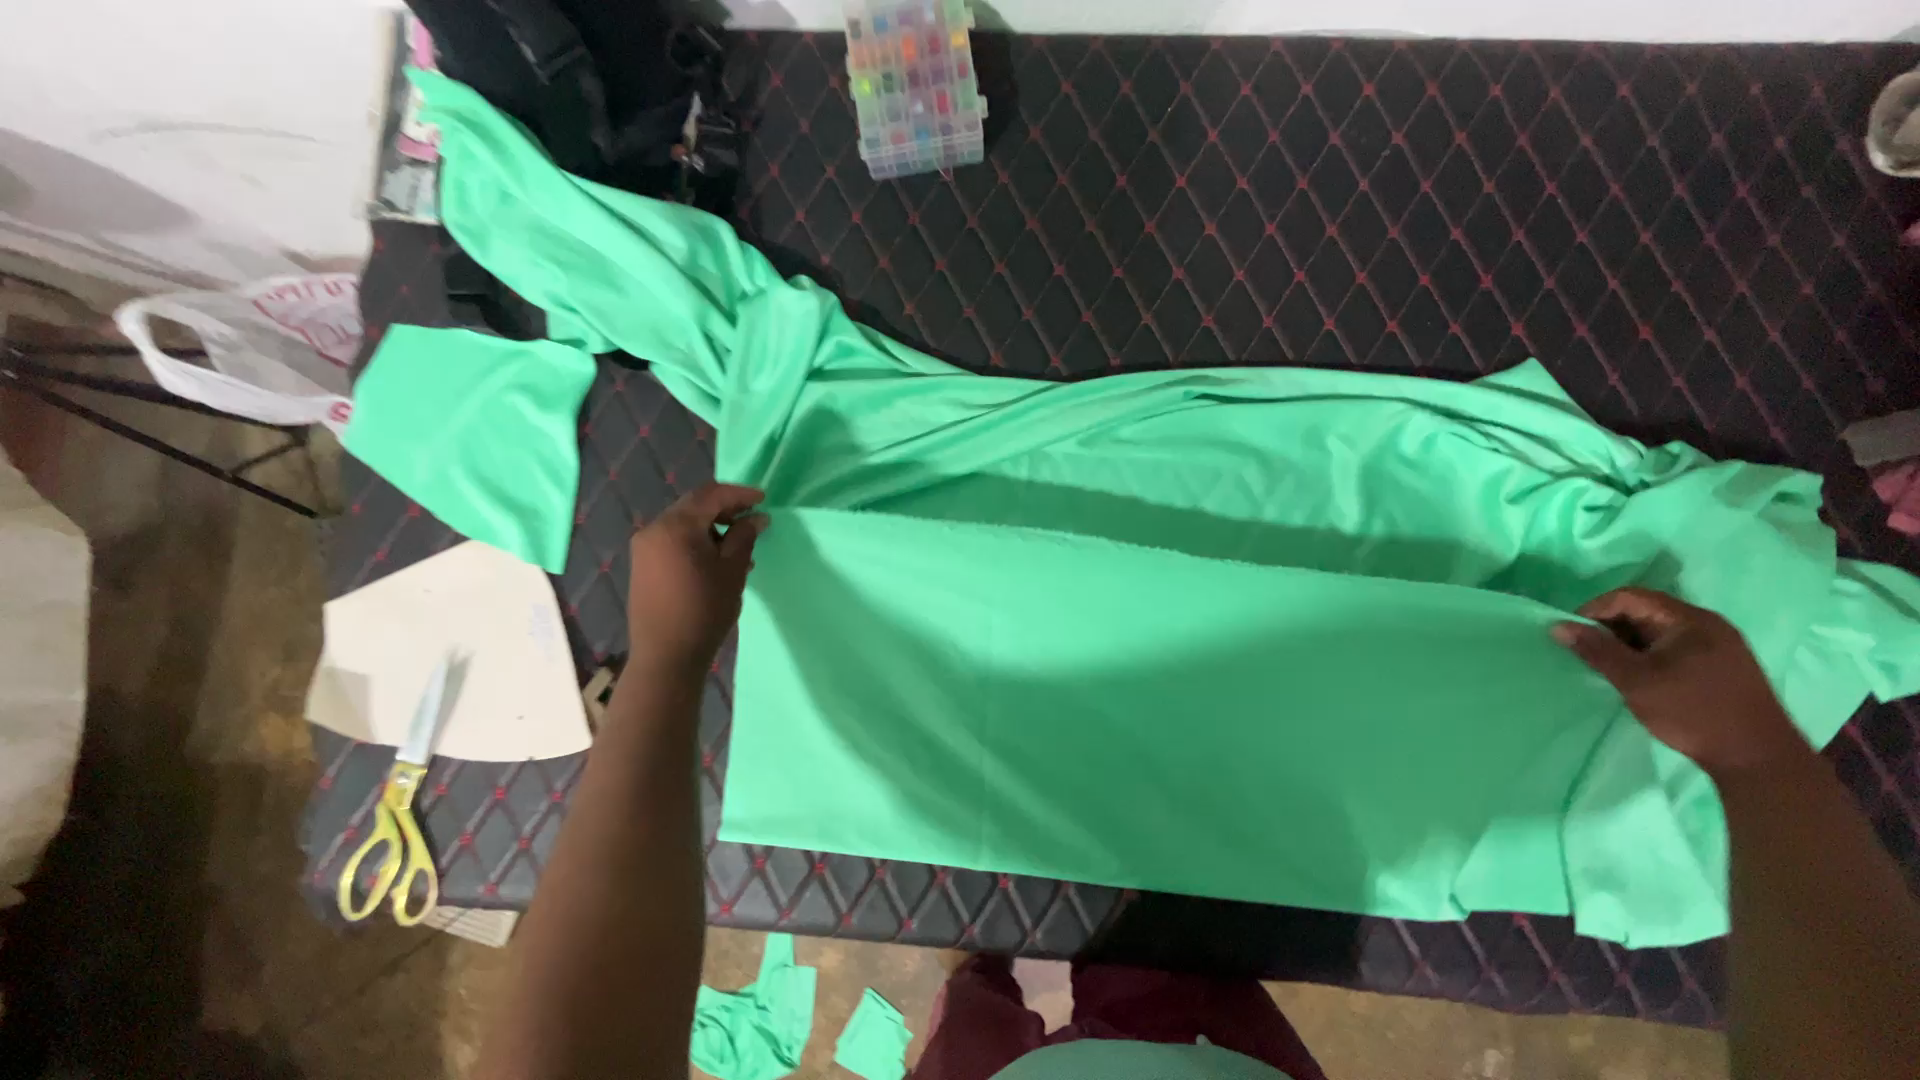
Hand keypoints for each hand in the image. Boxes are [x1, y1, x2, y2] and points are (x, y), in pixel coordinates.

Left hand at [626, 484, 767, 676]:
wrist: (666, 655)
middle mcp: (654, 529)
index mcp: (675, 526)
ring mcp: (645, 547)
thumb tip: (756, 518)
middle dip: (725, 509)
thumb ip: (744, 537)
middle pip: (694, 506)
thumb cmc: (704, 610)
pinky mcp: (643, 565)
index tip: (763, 500)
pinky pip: (674, 541)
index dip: (739, 494)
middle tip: (753, 520)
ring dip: (712, 528)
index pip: (710, 495)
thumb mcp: (732, 571)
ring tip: (740, 547)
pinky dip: (697, 541)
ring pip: (684, 524)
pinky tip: (717, 560)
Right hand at [1552, 587, 1811, 779]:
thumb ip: (1596, 650)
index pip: (1629, 597)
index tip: (1572, 635)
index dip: (1593, 610)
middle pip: (1644, 610)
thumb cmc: (1691, 713)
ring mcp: (1719, 643)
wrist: (1756, 758)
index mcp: (1689, 620)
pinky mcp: (1722, 663)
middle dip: (1610, 627)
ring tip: (1610, 666)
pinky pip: (1674, 645)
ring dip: (1628, 642)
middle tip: (1587, 653)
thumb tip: (1558, 626)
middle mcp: (1707, 623)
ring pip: (1658, 629)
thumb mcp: (1635, 681)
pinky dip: (1649, 653)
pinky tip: (1640, 675)